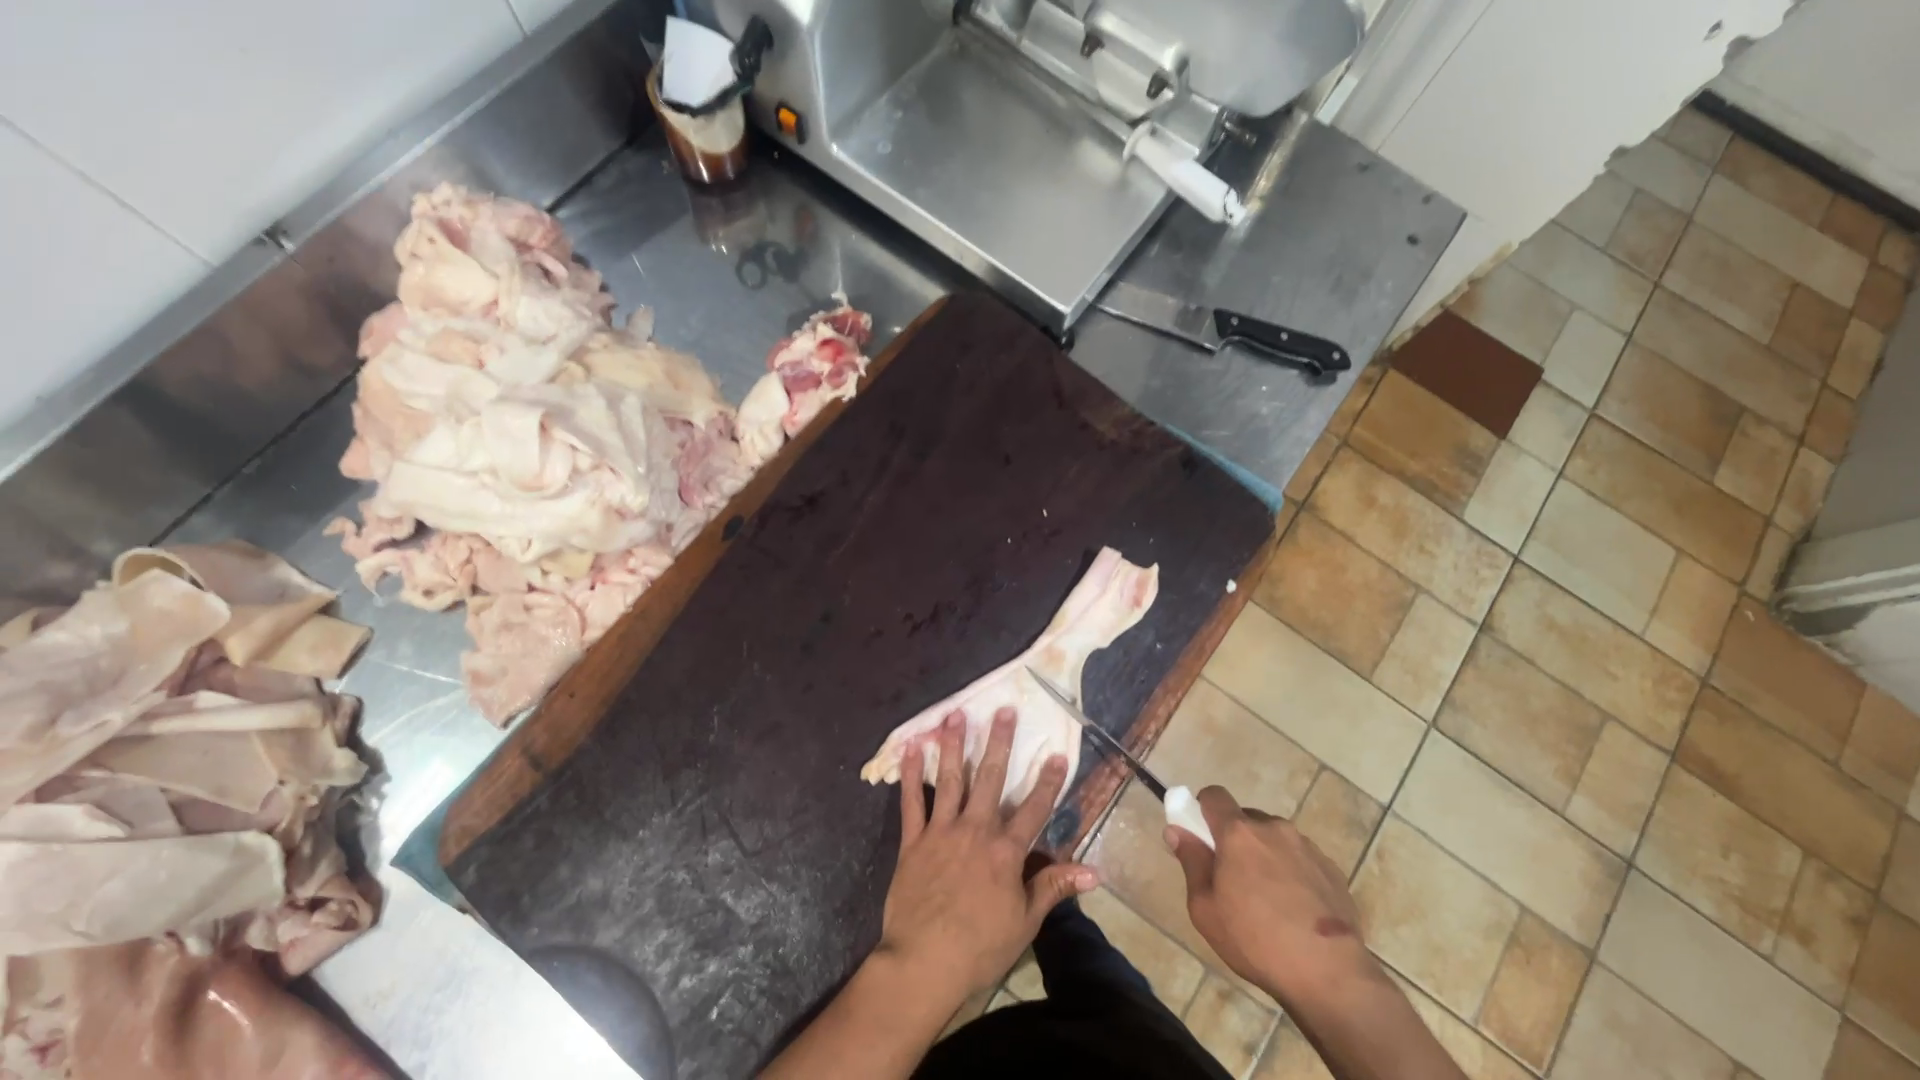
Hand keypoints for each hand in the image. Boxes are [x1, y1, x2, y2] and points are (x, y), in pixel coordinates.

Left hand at [876, 708, 1098, 1000]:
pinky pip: (911, 801)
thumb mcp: (1025, 922)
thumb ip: (1054, 888)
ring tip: (955, 714)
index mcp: (1006, 852)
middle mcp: (975, 831)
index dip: (1048, 782)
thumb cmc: (980, 946)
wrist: (923, 962)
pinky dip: (911, 774)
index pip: (1034, 809)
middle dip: (999, 743)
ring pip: (950, 780)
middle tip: (1003, 710)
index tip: (1058, 754)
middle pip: (990, 779)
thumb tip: (1094, 872)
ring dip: (953, 745)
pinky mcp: (912, 841)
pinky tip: (911, 749)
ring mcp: (941, 833)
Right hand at [1165, 786, 1376, 1008]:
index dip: (1202, 810)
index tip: (1201, 838)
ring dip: (1265, 857)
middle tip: (1231, 880)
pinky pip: (1301, 860)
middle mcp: (1275, 829)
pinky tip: (1295, 912)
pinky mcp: (1332, 870)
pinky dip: (1292, 874)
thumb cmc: (1254, 940)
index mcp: (1239, 834)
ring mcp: (1308, 848)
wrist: (1329, 972)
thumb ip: (1191, 861)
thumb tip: (1176, 830)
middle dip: (1235, 840)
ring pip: (1275, 840)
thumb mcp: (1205, 908)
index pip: (1214, 796)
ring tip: (1268, 902)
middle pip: (1246, 820)